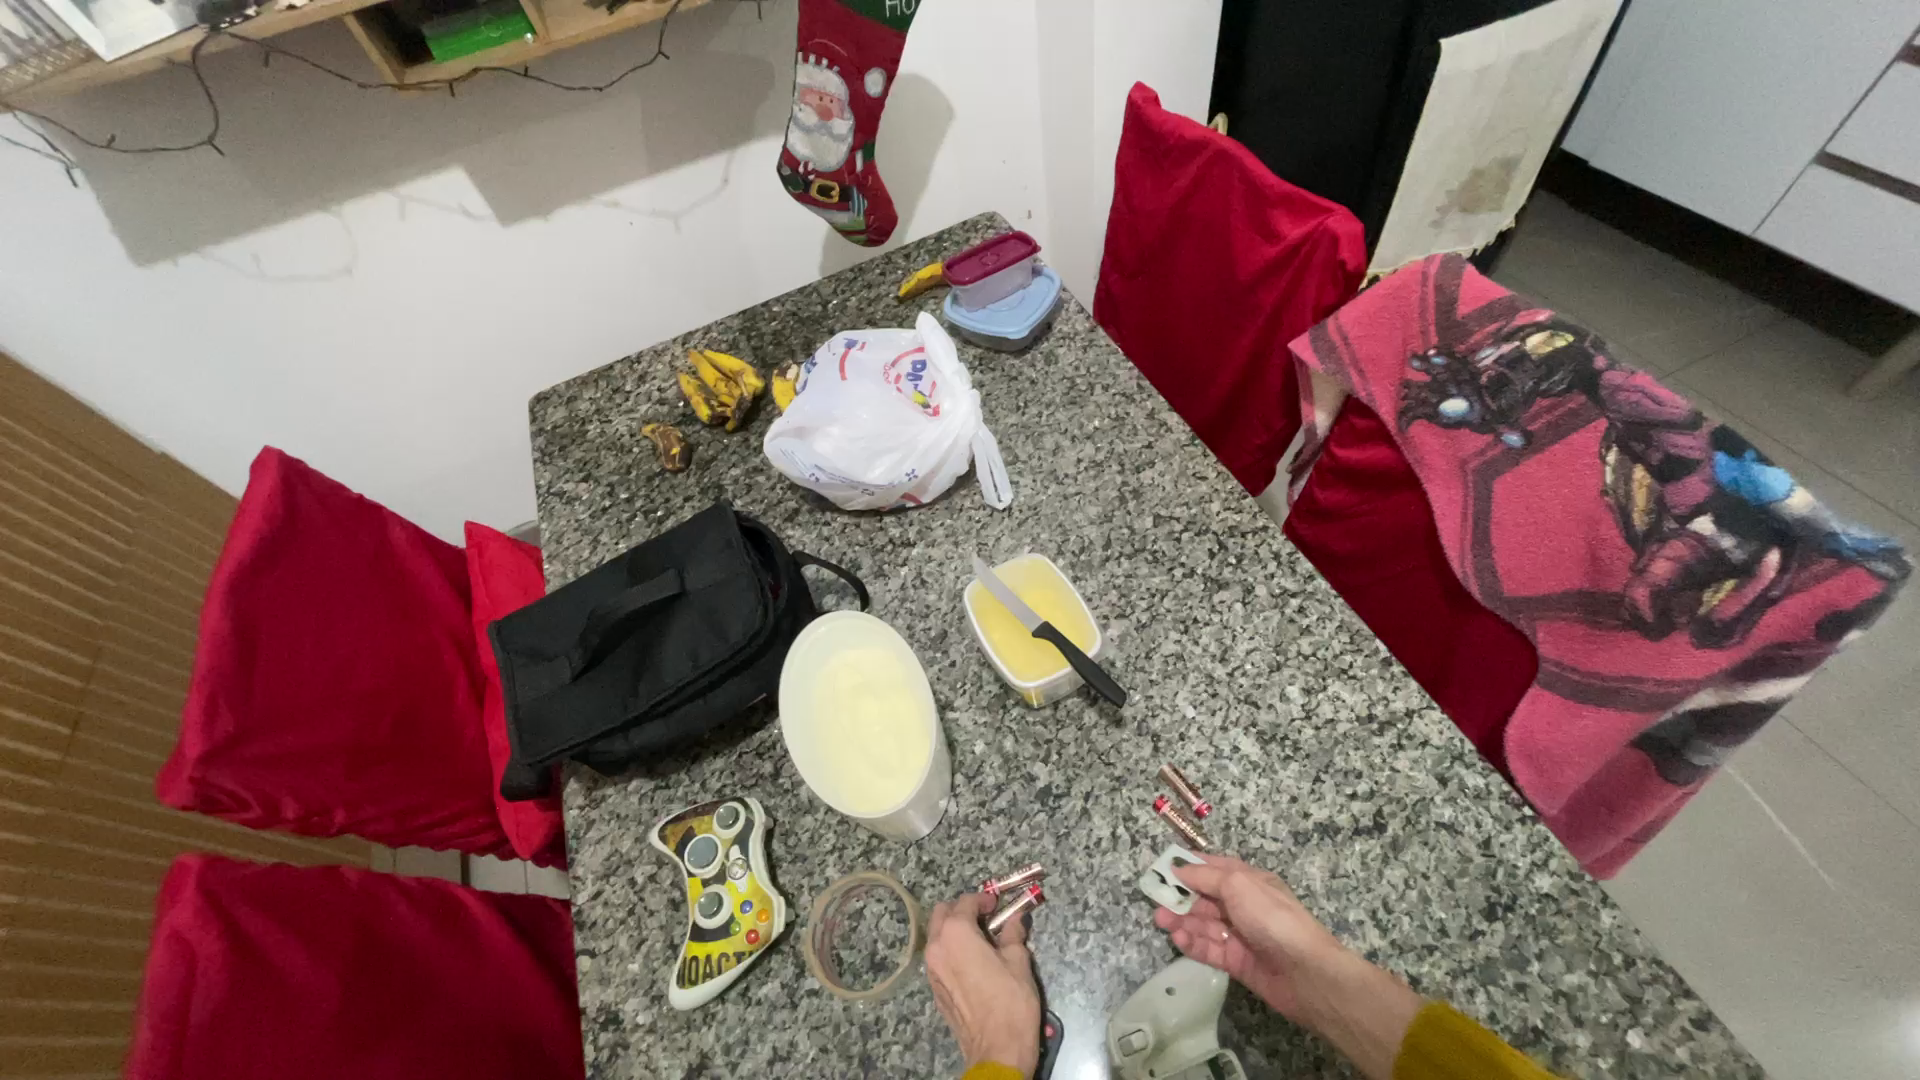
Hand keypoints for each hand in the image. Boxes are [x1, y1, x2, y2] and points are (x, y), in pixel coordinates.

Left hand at [926, 893, 1041, 1078]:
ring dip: (954, 929)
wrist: (997, 1052)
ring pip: (937, 935)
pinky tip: (972, 962)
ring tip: (980, 939)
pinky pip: (938, 957)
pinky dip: (951, 950)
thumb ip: (1013, 934)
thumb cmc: (1010, 1002)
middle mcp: (937, 946)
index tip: (998, 904)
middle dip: (962, 909)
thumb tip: (1016, 919)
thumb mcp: (1018, 962)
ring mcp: (932, 969)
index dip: (983, 899)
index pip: (966, 901)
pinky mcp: (934, 988)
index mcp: (957, 933)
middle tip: (985, 917)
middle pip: (942, 913)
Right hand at [1156, 854, 1421, 1079]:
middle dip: (1181, 897)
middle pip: (1205, 898)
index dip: (1188, 867)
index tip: (1162, 869)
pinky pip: (1211, 949)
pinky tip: (1179, 940)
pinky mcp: (1239, 963)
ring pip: (1205, 924)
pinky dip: (1193, 944)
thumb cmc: (1272, 917)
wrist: (1307, 973)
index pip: (1213, 868)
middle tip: (1156, 901)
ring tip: (1162, 921)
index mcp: (1249, 881)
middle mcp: (1244, 905)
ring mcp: (1242, 935)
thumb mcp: (1238, 884)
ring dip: (1183, 921)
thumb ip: (1206, 876)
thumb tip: (1179, 869)